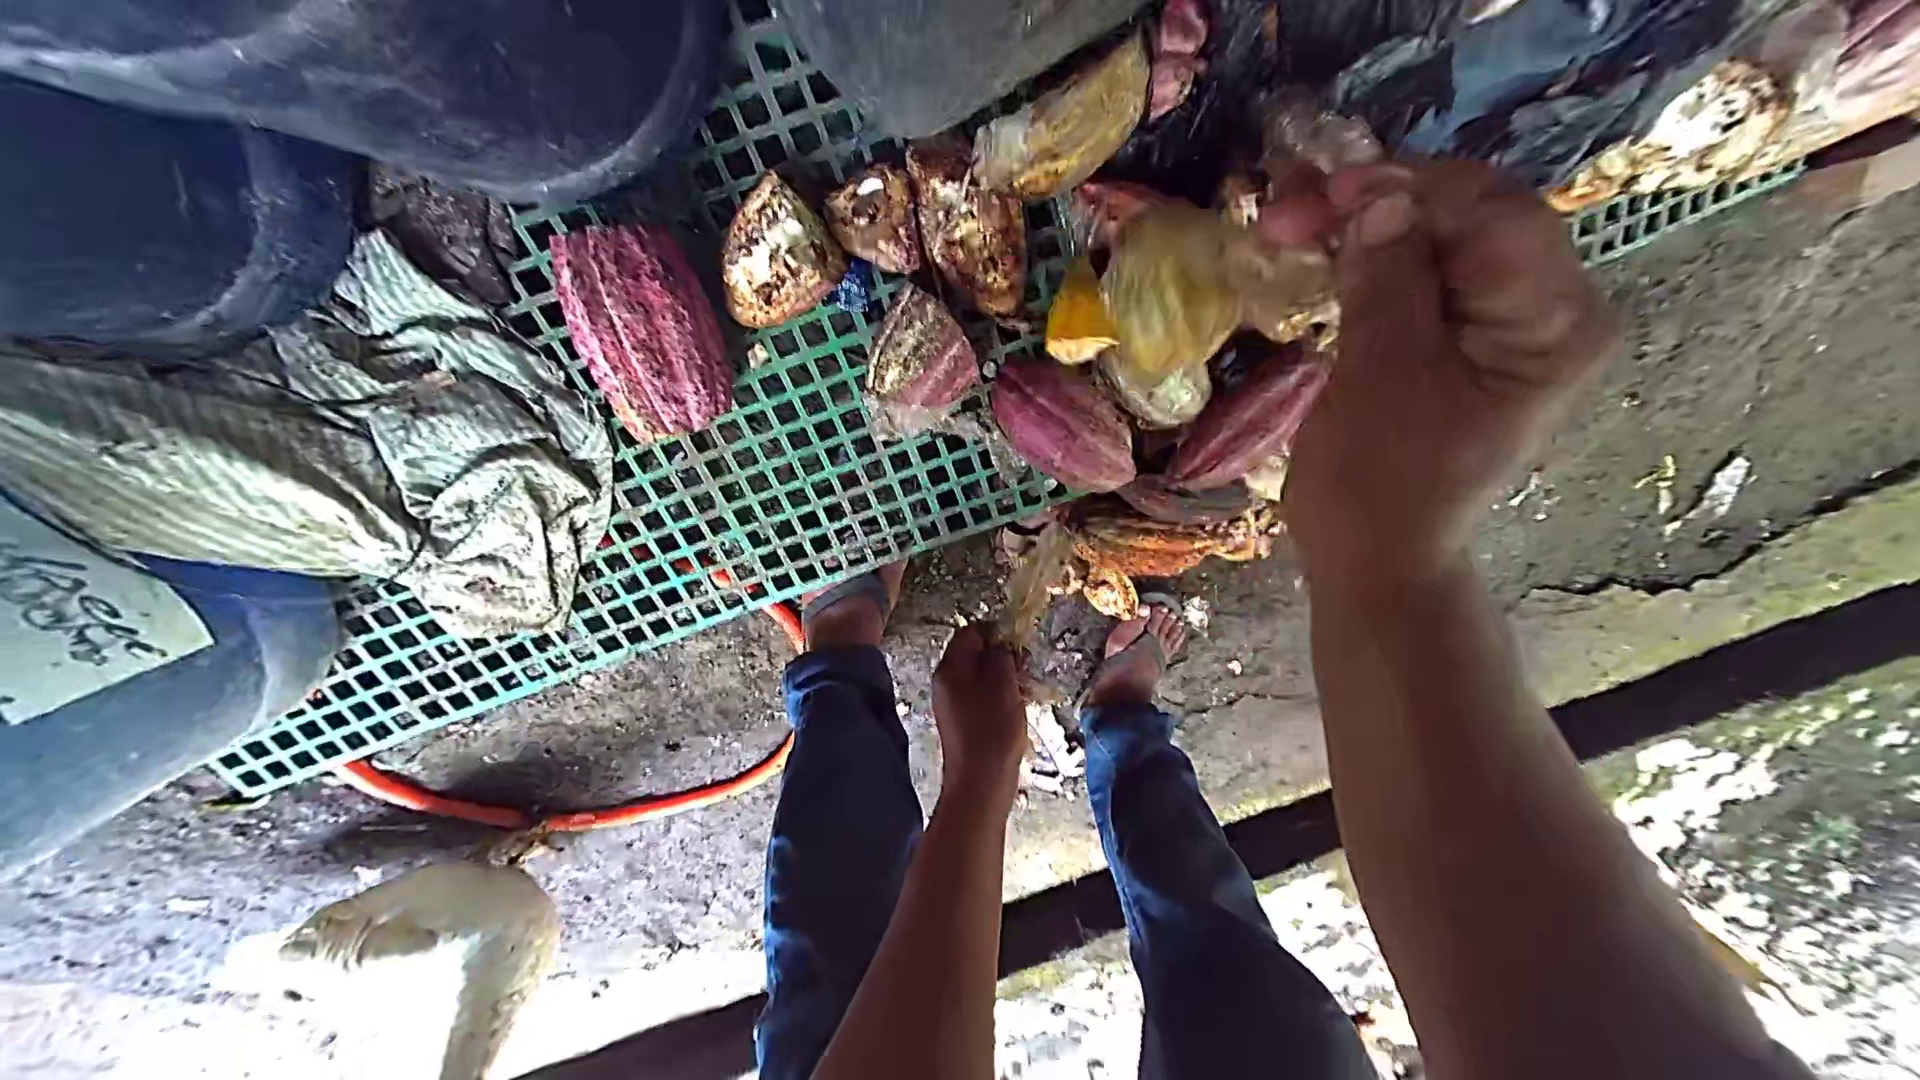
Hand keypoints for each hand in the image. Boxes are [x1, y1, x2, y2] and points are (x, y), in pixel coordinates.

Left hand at [931, 624, 1027, 796]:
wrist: (980, 781)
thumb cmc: (993, 728)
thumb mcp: (1003, 683)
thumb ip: (1000, 655)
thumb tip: (1000, 643)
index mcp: (951, 668)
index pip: (970, 632)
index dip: (996, 632)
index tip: (1019, 644)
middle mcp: (945, 681)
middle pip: (974, 654)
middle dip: (1001, 657)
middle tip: (1024, 669)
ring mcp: (951, 702)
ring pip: (979, 676)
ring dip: (1003, 677)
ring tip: (1024, 690)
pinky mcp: (961, 720)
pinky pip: (980, 696)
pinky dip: (998, 695)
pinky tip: (1016, 707)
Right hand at [1282, 160, 1618, 583]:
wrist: (1373, 561)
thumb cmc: (1375, 484)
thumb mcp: (1378, 377)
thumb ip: (1386, 284)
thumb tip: (1378, 200)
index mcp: (1552, 323)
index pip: (1495, 216)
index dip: (1410, 188)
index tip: (1325, 191)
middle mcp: (1544, 316)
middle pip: (1467, 227)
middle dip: (1379, 210)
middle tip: (1293, 211)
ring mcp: (1500, 335)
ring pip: (1436, 253)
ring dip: (1365, 236)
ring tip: (1297, 229)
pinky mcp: (1457, 352)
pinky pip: (1419, 289)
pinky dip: (1369, 271)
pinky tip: (1326, 260)